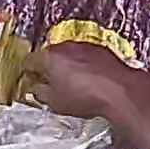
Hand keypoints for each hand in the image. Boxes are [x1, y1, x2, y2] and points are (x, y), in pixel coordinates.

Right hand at [22, 41, 149, 121]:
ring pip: (67, 54)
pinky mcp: (99, 49)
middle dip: (47, 68)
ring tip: (71, 84)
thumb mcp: (55, 102)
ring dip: (66, 66)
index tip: (31, 80)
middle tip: (50, 84)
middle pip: (48, 55)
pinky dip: (82, 65)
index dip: (28, 72)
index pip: (29, 61)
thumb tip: (37, 88)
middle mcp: (64, 47)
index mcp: (48, 58)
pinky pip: (84, 56)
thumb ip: (40, 92)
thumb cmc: (86, 97)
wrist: (120, 90)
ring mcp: (83, 46)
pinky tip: (88, 80)